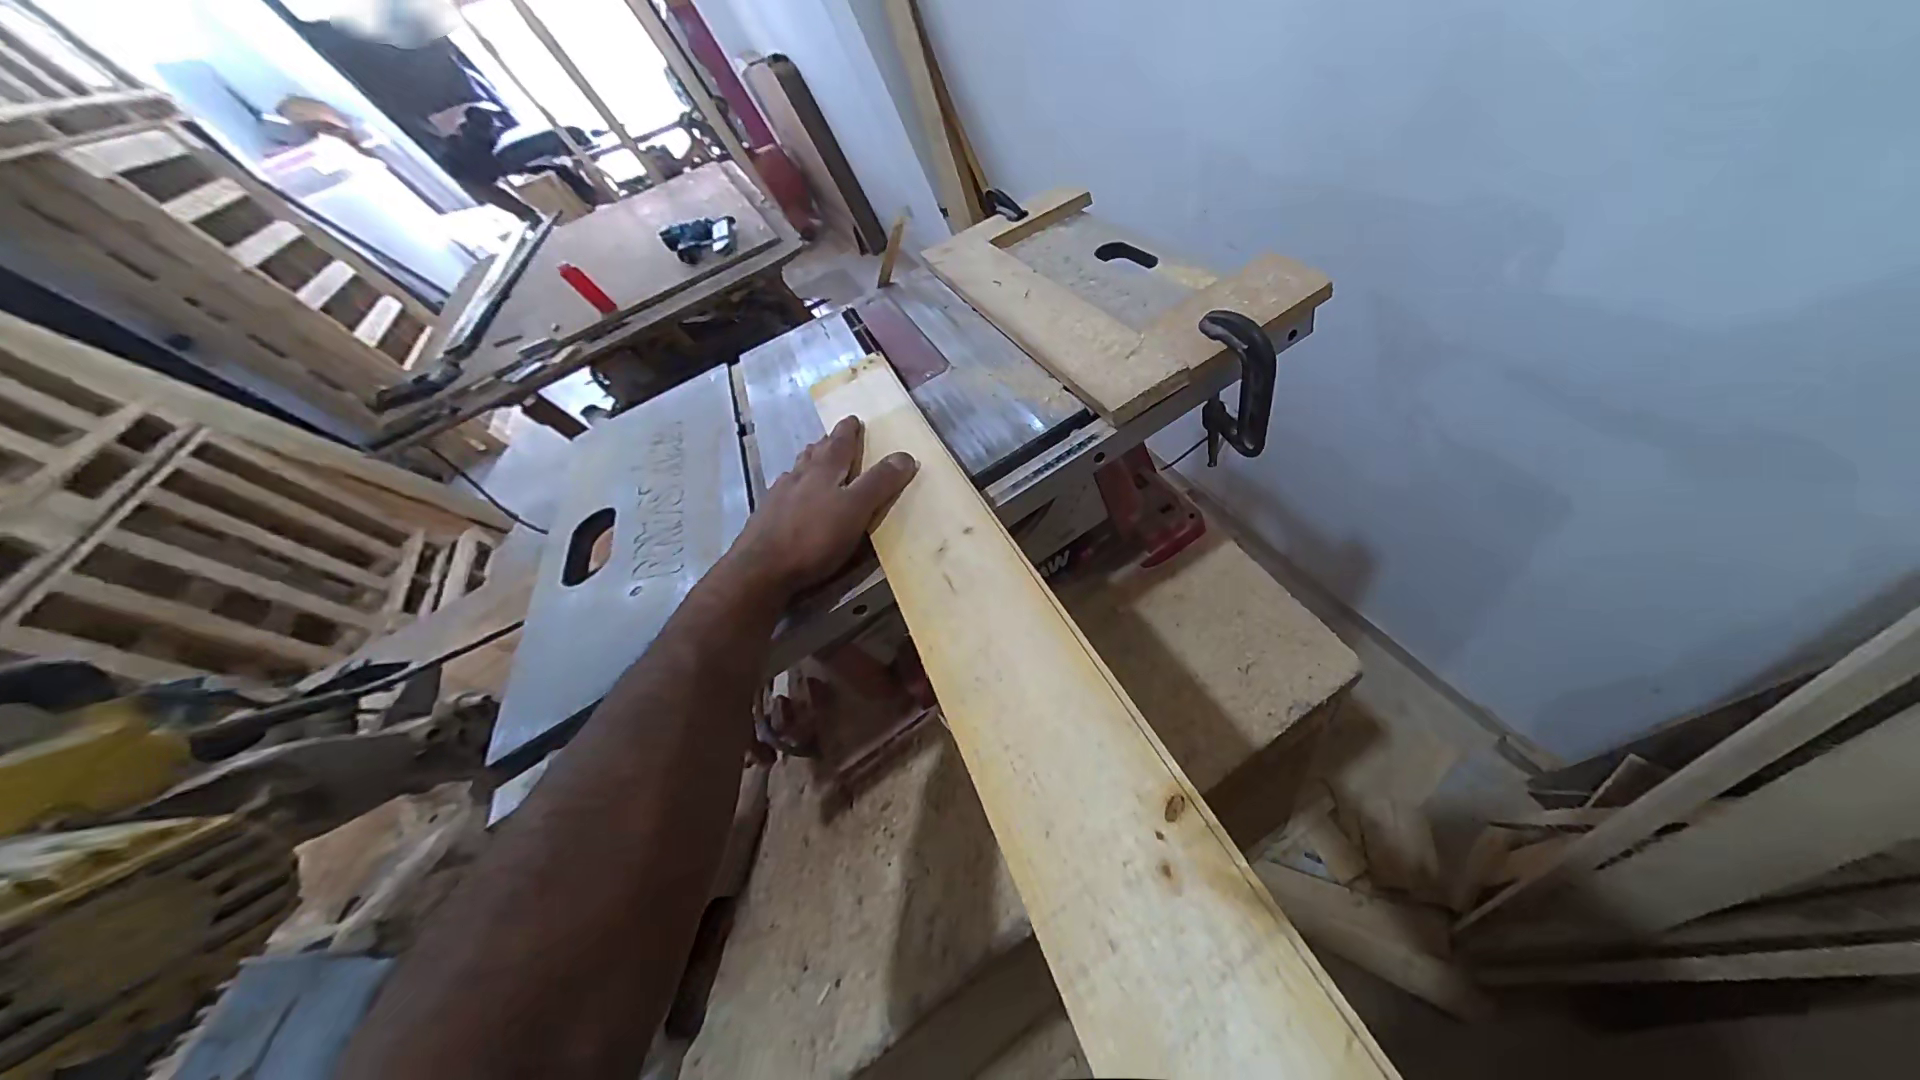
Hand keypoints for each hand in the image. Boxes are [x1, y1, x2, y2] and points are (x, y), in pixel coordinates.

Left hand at [723, 416, 916, 599]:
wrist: (761, 569)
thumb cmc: (814, 538)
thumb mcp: (856, 510)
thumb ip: (879, 483)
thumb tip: (904, 455)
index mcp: (823, 471)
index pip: (839, 443)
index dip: (848, 431)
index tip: (853, 419)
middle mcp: (799, 477)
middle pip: (815, 454)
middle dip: (827, 444)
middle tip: (834, 437)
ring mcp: (778, 497)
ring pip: (798, 471)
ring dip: (809, 463)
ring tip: (815, 460)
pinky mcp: (766, 518)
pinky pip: (785, 493)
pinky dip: (795, 488)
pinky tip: (794, 497)